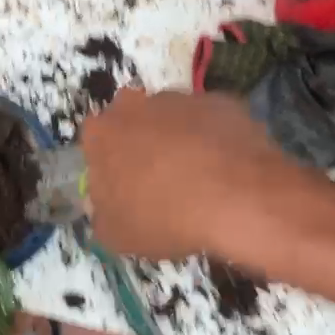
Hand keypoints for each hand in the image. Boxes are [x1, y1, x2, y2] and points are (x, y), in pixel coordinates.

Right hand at [82, 90, 325, 261]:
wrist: (239, 199)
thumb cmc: (166, 216)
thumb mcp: (117, 235)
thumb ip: (103, 216)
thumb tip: (106, 210)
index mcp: (100, 133)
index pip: (96, 143)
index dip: (111, 167)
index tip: (127, 190)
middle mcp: (132, 105)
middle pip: (132, 122)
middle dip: (143, 145)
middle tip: (161, 181)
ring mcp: (178, 99)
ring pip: (172, 118)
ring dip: (179, 140)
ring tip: (202, 179)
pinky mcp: (219, 102)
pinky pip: (210, 121)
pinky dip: (214, 140)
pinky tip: (228, 171)